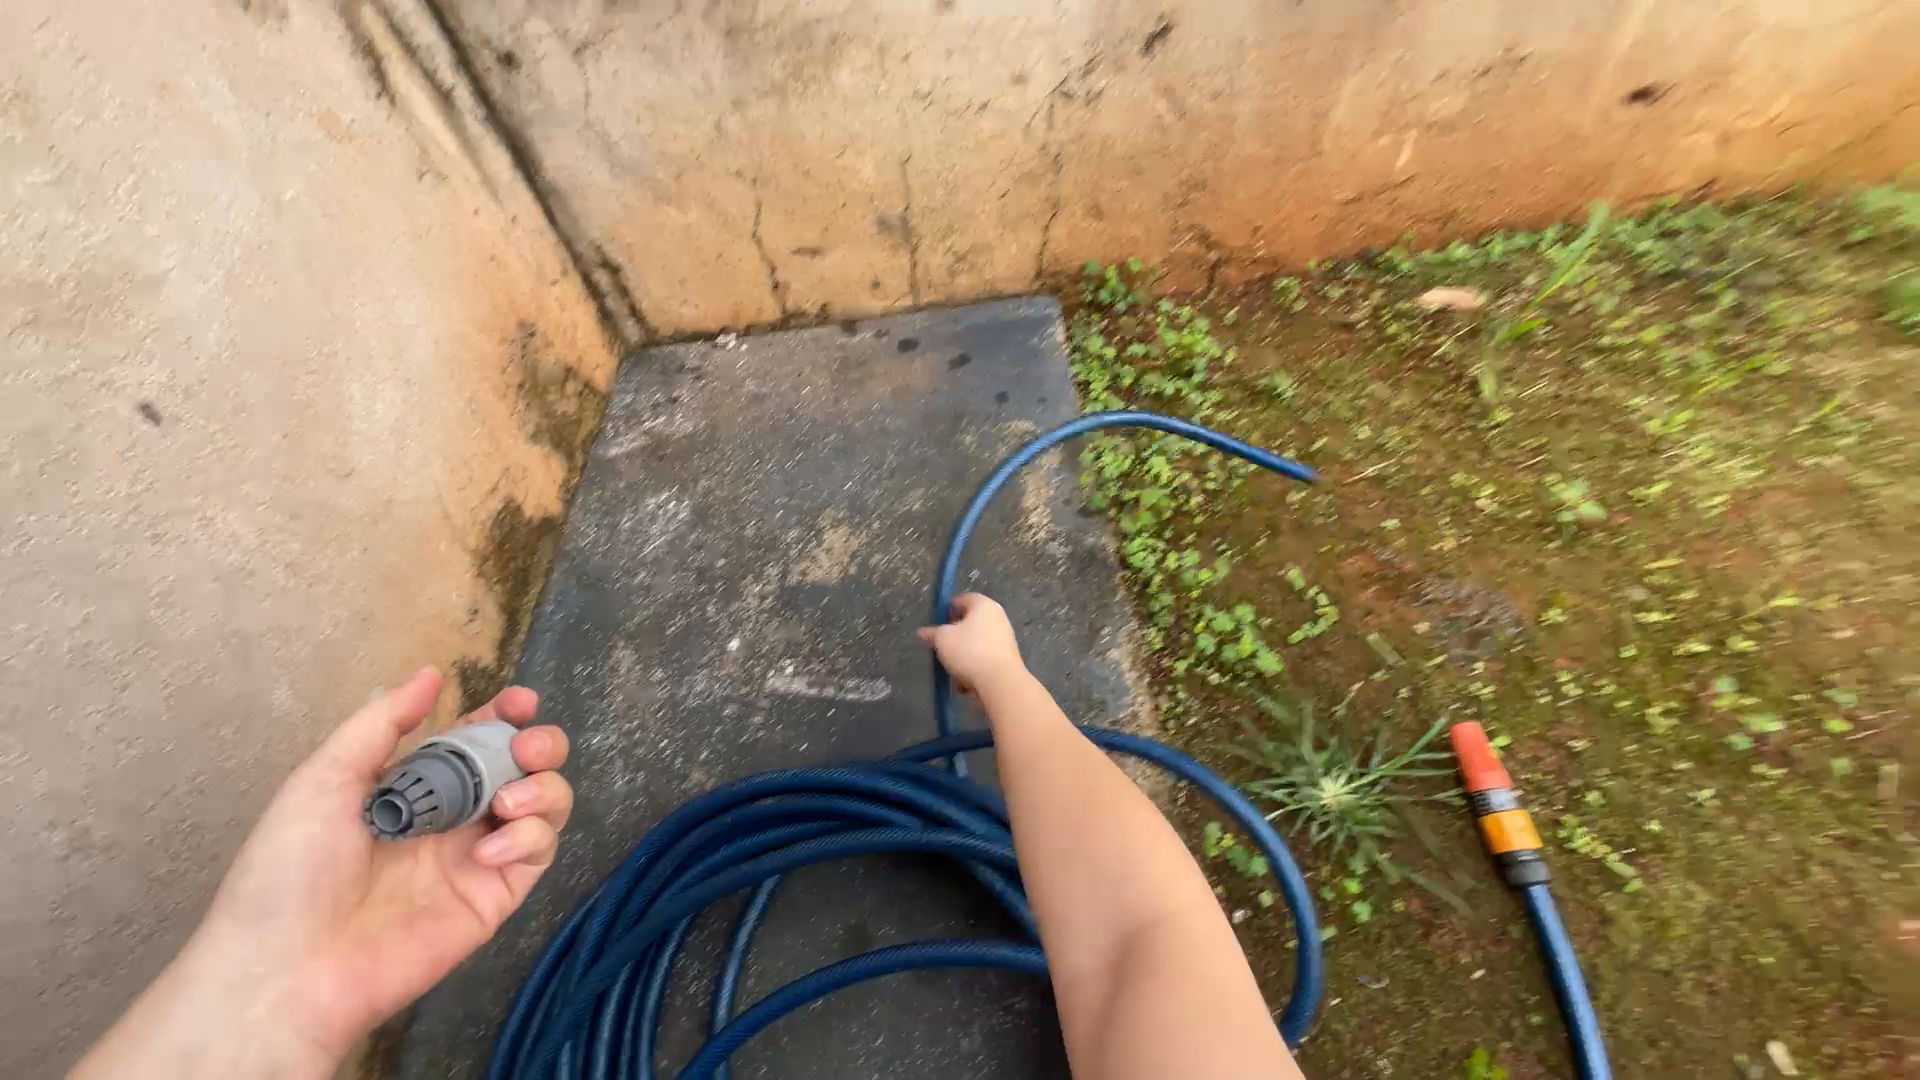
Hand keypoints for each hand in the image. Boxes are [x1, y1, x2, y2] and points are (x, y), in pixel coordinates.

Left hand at [70, 668, 571, 1078]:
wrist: (285, 970)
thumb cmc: (289, 872)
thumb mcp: (323, 781)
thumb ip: (382, 724)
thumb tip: (431, 672)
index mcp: (422, 784)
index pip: (480, 738)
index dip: (506, 714)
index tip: (519, 702)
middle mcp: (461, 812)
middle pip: (529, 763)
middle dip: (541, 743)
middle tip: (526, 748)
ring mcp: (484, 852)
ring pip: (549, 800)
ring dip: (542, 787)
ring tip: (506, 800)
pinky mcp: (500, 890)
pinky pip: (541, 848)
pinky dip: (528, 836)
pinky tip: (487, 850)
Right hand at [917, 593, 1027, 696]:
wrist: (1000, 682)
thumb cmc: (969, 651)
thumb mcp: (942, 639)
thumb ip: (931, 633)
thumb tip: (922, 632)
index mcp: (983, 604)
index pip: (961, 599)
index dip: (946, 611)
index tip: (936, 627)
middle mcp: (997, 617)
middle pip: (969, 623)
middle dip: (953, 637)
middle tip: (941, 648)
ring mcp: (1005, 638)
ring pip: (975, 644)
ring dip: (962, 656)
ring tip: (952, 669)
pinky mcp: (1007, 659)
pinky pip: (984, 659)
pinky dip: (974, 668)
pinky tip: (965, 682)